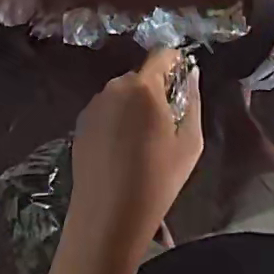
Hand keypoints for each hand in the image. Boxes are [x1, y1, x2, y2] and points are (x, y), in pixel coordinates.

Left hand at [68, 48, 202, 249]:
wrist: (107, 217)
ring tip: (143, 141)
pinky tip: (122, 150)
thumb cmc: (157, 180)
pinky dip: (116, 120)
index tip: (182, 83)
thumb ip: (193, 100)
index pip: (162, 56)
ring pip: (122, 94)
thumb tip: (191, 75)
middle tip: (166, 122)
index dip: (175, 63)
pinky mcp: (80, 124)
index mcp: (143, 87)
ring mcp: (93, 105)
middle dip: (155, 90)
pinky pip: (106, 111)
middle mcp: (114, 87)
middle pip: (141, 76)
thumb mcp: (190, 143)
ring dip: (134, 105)